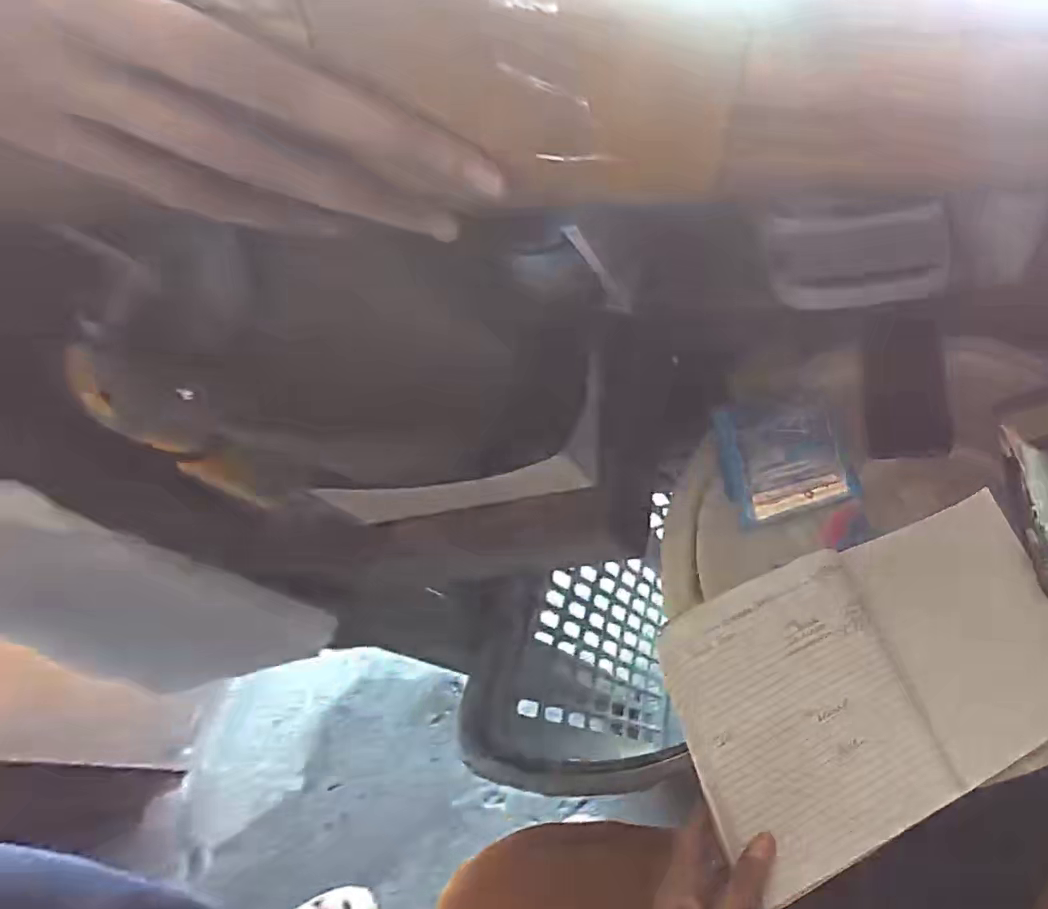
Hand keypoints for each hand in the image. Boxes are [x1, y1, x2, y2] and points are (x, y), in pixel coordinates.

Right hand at [0, 0, 502, 237]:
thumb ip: (226, 2)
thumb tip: (311, 17)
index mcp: (121, 7)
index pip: (302, 93)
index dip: (401, 138)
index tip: (482, 175)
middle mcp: (96, 70)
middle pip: (284, 158)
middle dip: (385, 194)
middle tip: (462, 219)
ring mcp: (57, 112)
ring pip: (237, 188)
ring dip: (335, 213)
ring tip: (412, 227)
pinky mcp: (33, 136)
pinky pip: (172, 192)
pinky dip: (256, 212)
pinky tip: (316, 222)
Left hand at [616, 810, 774, 908]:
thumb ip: (739, 890)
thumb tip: (763, 835)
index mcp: (675, 894)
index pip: (691, 837)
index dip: (708, 806)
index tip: (734, 774)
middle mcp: (685, 903)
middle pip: (709, 854)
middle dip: (734, 826)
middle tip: (768, 795)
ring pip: (725, 878)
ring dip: (747, 855)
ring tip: (779, 824)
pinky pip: (738, 904)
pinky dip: (756, 887)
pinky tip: (778, 878)